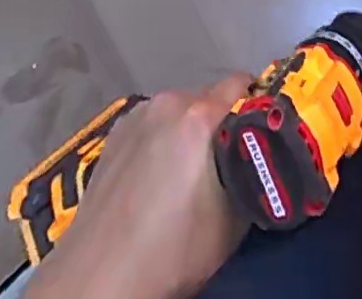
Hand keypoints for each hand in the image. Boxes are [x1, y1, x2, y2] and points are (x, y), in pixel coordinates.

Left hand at [28, 76, 251, 298]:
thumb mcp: (232, 222)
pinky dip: (162, 137)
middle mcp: (168, 102)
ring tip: (186, 171)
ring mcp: (137, 114)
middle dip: (220, 121)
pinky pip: (153, 122)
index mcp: (198, 116)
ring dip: (190, 129)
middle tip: (224, 161)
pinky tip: (155, 174)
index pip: (241, 84)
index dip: (256, 104)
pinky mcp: (116, 130)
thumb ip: (252, 176)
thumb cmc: (172, 249)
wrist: (98, 276)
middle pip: (208, 97)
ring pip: (179, 110)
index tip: (260, 130)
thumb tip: (263, 160)